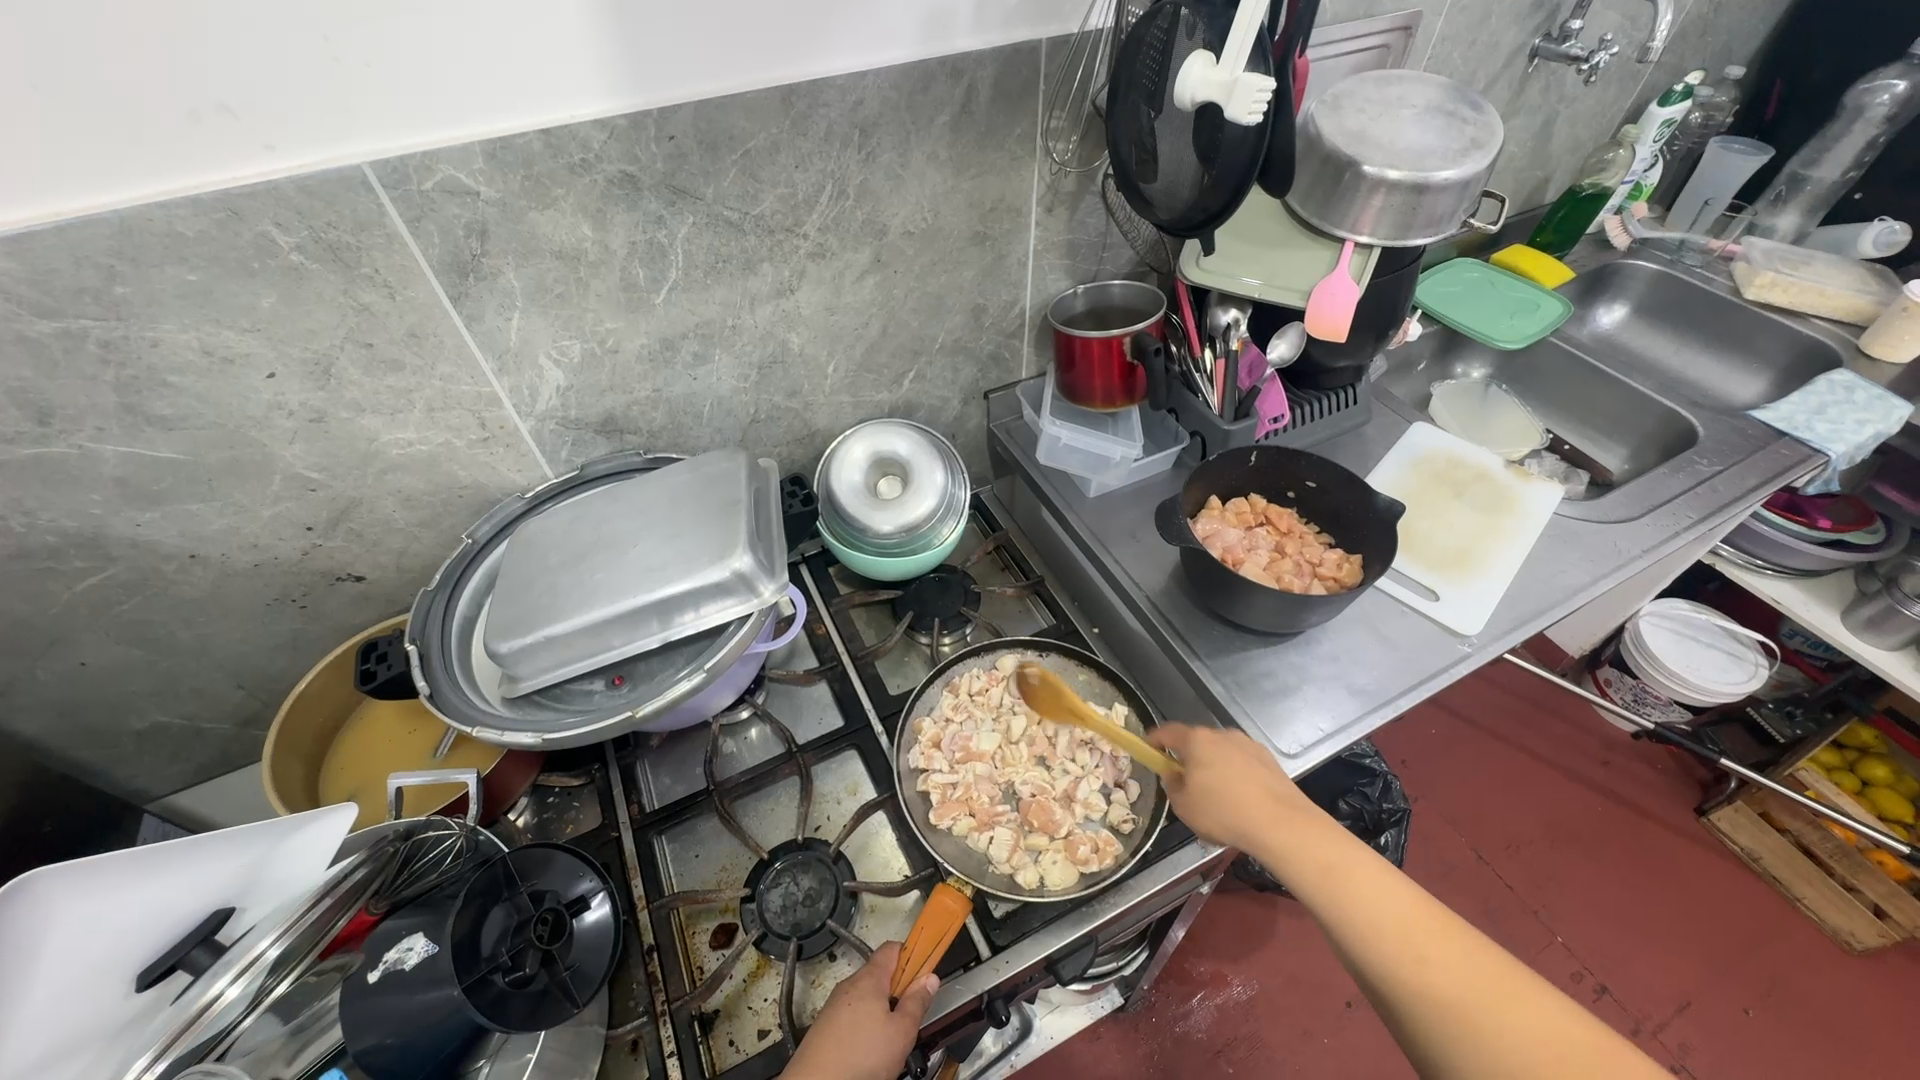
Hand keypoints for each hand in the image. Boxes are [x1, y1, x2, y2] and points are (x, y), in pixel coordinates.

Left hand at [784, 941, 936, 1079]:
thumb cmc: (862, 1057)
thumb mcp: (901, 1032)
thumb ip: (917, 1002)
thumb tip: (929, 977)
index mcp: (869, 979)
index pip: (892, 948)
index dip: (911, 955)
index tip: (924, 972)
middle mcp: (849, 985)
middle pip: (879, 974)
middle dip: (897, 989)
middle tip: (910, 1014)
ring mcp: (834, 1005)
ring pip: (865, 997)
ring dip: (881, 1009)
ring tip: (890, 1037)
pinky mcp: (824, 1026)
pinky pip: (851, 1015)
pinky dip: (864, 1024)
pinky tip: (868, 1048)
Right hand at [1148, 724, 1319, 852]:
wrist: (1281, 823)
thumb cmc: (1223, 813)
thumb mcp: (1183, 806)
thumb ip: (1172, 785)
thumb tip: (1175, 774)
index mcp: (1196, 741)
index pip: (1168, 732)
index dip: (1155, 739)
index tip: (1148, 747)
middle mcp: (1222, 735)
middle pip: (1197, 742)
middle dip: (1189, 757)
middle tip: (1186, 782)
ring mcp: (1248, 745)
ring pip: (1222, 753)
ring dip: (1215, 767)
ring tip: (1218, 798)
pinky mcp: (1269, 760)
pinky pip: (1243, 764)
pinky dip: (1236, 776)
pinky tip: (1241, 800)